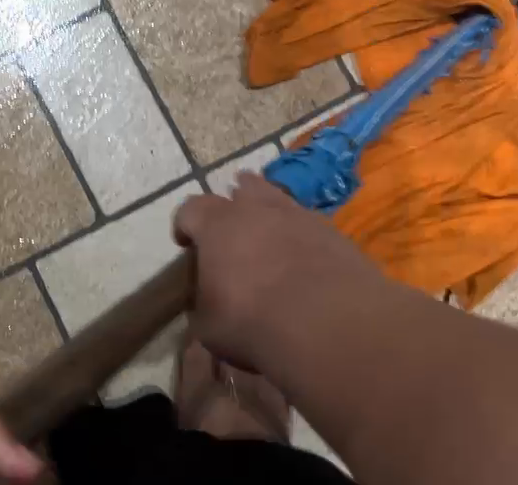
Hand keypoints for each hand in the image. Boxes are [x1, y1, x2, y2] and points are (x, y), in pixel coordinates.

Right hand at [173, 172, 385, 372]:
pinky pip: (309, 224)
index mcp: (215, 225)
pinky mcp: (332, 232)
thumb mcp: (209, 328)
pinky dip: (302, 235)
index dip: (184, 225)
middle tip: (232, 230)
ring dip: (269, 212)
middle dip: (232, 206)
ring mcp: (296, 215)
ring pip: (276, 199)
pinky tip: (306, 258)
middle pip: (238, 190)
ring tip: (269, 232)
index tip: (185, 243)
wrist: (329, 324)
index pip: (189, 210)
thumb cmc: (253, 322)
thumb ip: (203, 308)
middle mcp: (253, 209)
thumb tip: (206, 307)